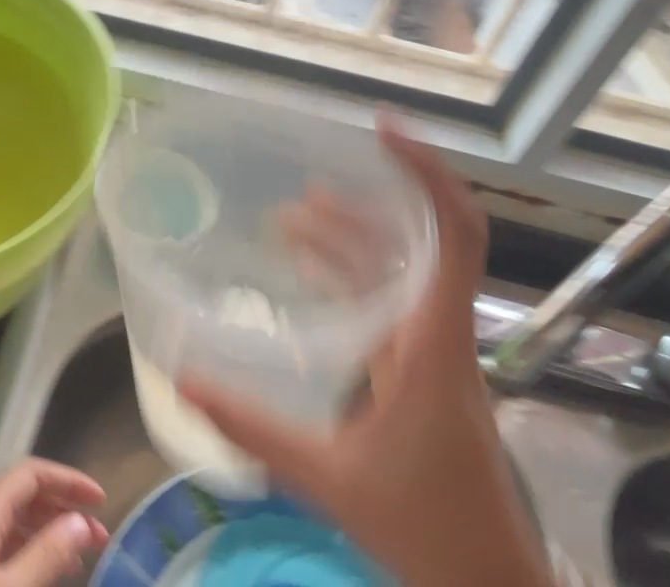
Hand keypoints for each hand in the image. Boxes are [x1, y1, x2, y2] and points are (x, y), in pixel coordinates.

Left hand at [0, 458, 110, 586]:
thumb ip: (46, 554)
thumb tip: (81, 521)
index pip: (32, 473)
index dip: (69, 480)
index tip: (101, 502)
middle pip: (23, 496)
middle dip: (63, 511)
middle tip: (100, 539)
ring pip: (11, 525)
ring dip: (47, 535)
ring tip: (78, 562)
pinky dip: (26, 555)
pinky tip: (41, 578)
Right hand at [180, 113, 552, 586]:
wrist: (487, 584)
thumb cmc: (425, 527)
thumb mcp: (330, 480)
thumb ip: (254, 428)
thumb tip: (182, 377)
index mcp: (433, 343)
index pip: (452, 233)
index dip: (426, 172)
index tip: (385, 128)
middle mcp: (442, 334)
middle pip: (422, 240)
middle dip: (369, 201)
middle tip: (306, 181)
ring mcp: (436, 354)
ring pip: (403, 273)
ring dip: (355, 239)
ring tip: (293, 216)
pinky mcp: (425, 375)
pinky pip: (392, 305)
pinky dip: (354, 279)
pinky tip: (312, 275)